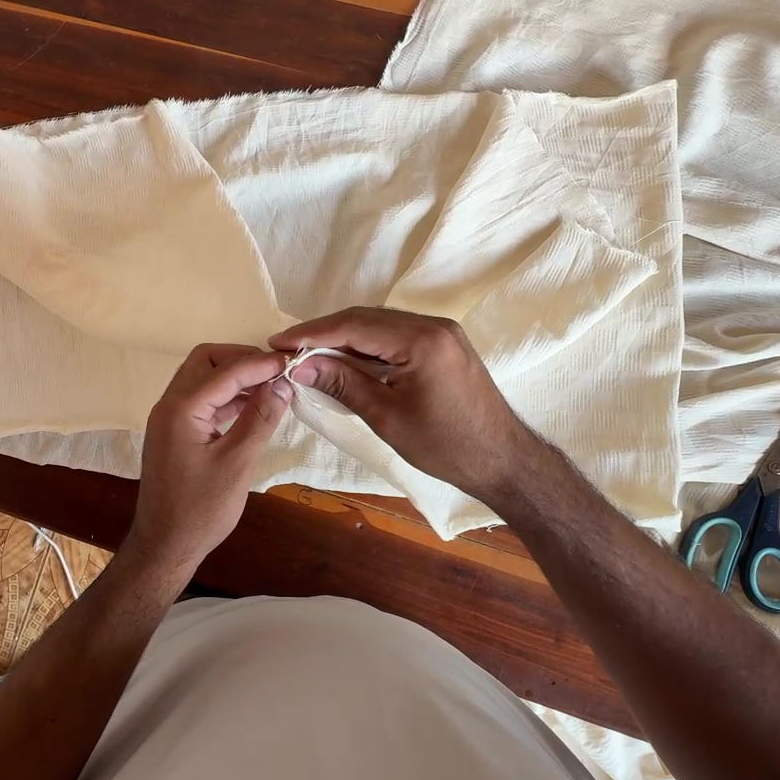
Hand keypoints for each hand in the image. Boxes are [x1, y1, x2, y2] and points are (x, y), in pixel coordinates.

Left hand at [128, 344, 291, 564]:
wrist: (165, 544)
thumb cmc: (201, 509)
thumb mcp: (237, 463)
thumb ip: (260, 419)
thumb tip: (281, 383)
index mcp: (180, 409)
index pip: (224, 371)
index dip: (259, 364)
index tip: (291, 363)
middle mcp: (169, 405)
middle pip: (205, 362)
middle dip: (241, 360)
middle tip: (275, 372)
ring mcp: (168, 419)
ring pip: (201, 379)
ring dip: (233, 377)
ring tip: (270, 387)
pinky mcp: (173, 433)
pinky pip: (200, 400)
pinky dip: (225, 397)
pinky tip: (252, 407)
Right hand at [270, 307, 535, 501]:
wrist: (502, 460)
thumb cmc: (444, 445)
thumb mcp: (385, 416)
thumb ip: (342, 383)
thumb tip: (299, 365)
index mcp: (421, 340)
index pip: (354, 326)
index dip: (311, 333)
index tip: (277, 343)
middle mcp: (432, 325)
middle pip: (365, 319)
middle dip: (323, 333)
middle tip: (286, 348)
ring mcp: (440, 333)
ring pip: (378, 326)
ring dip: (342, 338)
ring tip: (306, 354)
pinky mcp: (442, 345)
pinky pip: (393, 336)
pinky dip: (364, 346)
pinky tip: (343, 359)